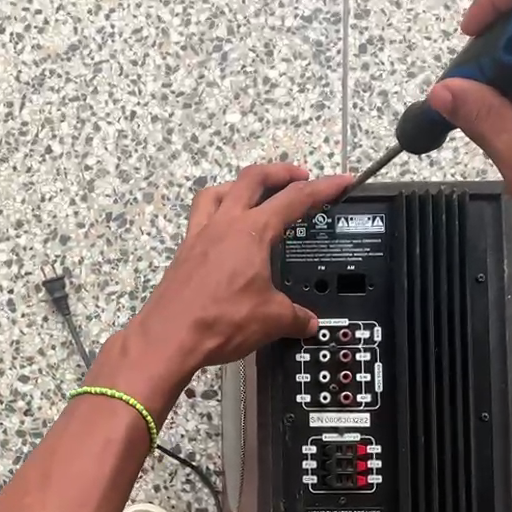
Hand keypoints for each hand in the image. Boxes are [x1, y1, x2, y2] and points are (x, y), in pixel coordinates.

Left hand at [133, 164, 353, 371]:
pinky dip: (216, 214)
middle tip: (299, 176)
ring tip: (253, 195)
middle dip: (280, 172)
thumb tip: (308, 323)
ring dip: (239, 186)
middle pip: (252, 178)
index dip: (323, 188)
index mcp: (251, 232)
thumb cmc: (218, 321)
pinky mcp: (183, 254)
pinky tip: (224, 234)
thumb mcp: (270, 320)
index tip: (342, 181)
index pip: (295, 199)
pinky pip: (200, 219)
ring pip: (218, 192)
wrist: (169, 338)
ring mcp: (198, 237)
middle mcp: (223, 225)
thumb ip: (295, 317)